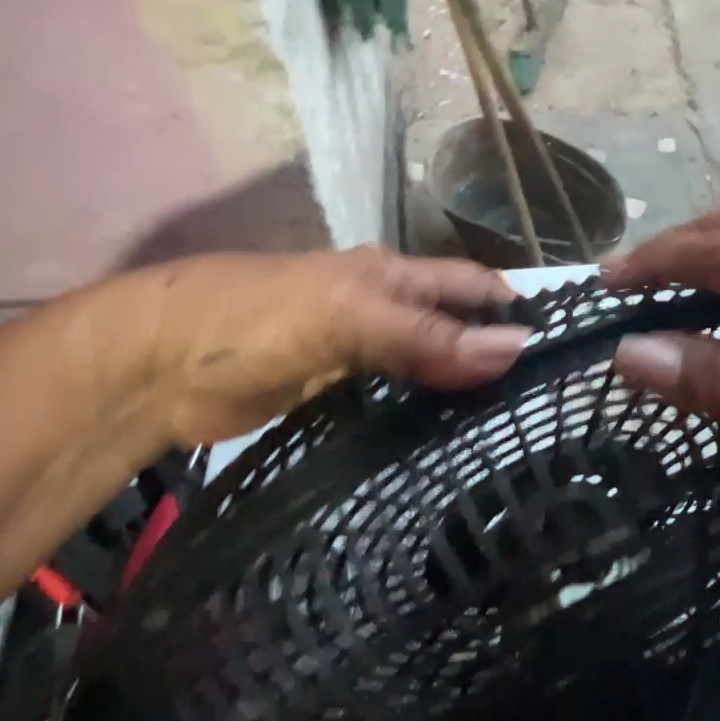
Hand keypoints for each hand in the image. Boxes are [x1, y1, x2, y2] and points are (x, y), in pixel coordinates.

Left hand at [47, 247, 532, 448]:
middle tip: (550, 401)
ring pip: (429, 367)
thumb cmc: (258, 319)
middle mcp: (383, 309)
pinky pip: (396, 402)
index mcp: (391, 275)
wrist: (156, 367)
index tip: (563, 348)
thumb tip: (516, 349)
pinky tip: (454, 445)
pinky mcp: (335, 396)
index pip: (471, 285)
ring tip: (516, 430)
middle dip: (497, 351)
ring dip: (465, 388)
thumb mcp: (350, 316)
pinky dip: (426, 417)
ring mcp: (359, 354)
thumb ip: (429, 334)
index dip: (513, 306)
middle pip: (455, 326)